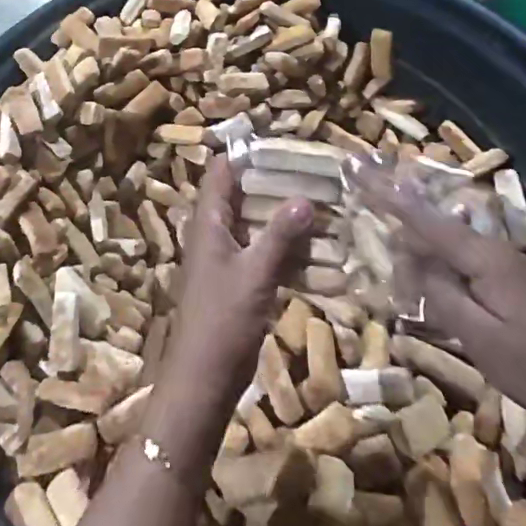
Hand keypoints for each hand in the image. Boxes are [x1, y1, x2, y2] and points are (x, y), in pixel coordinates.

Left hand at [165, 158, 313, 388]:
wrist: (204, 379)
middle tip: (313, 172)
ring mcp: (226, 258)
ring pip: (255, 224)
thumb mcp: (255, 274)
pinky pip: (263, 251)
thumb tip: (304, 198)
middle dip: (274, 183)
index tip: (283, 146)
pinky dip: (285, 245)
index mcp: (208, 222)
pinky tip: (316, 244)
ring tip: (321, 202)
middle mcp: (215, 233)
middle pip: (242, 195)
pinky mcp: (239, 281)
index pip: (222, 172)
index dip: (247, 155)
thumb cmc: (222, 321)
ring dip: (283, 215)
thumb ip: (280, 236)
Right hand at [375, 182, 525, 419]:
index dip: (391, 197)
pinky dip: (441, 271)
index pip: (428, 221)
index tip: (360, 171)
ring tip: (402, 279)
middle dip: (403, 232)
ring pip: (450, 249)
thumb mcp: (479, 338)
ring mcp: (507, 265)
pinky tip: (432, 291)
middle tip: (380, 247)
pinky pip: (465, 265)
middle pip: (437, 230)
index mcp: (487, 258)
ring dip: (422, 256)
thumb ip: (440, 293)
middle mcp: (496, 251)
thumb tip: (410, 259)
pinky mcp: (511, 283)